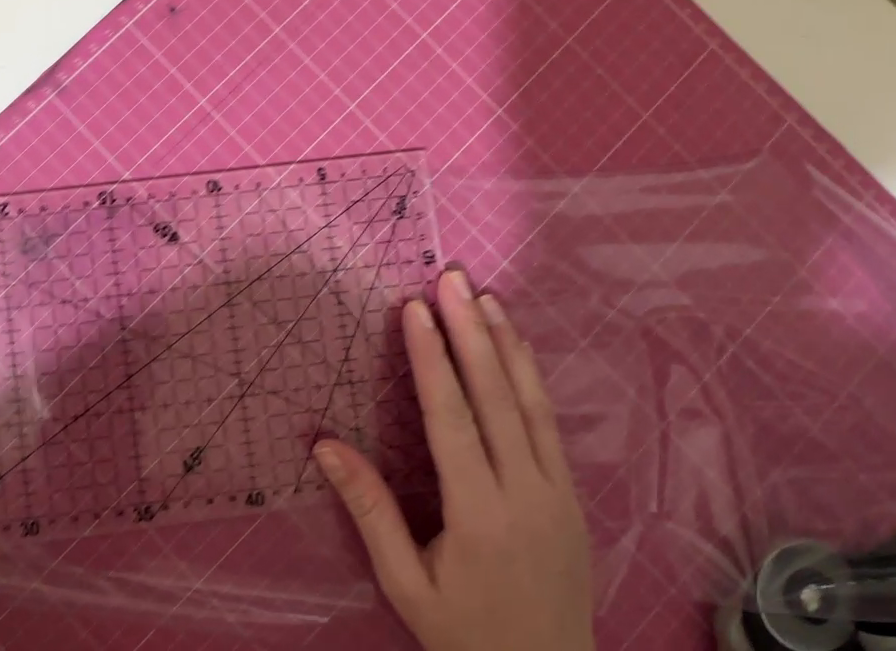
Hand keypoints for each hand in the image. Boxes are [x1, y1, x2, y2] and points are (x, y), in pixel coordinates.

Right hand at [313, 268, 592, 650]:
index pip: (452, 418)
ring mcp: (558, 493)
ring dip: (507, 345)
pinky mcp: (573, 497)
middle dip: (471, 333)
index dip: (432, 359)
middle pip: (496, 398)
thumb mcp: (404, 582)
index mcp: (480, 514)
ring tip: (486, 297)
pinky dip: (532, 378)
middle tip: (451, 279)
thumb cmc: (463, 630)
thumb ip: (370, 510)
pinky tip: (518, 349)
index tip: (416, 309)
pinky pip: (549, 425)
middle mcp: (526, 493)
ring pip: (531, 404)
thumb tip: (323, 445)